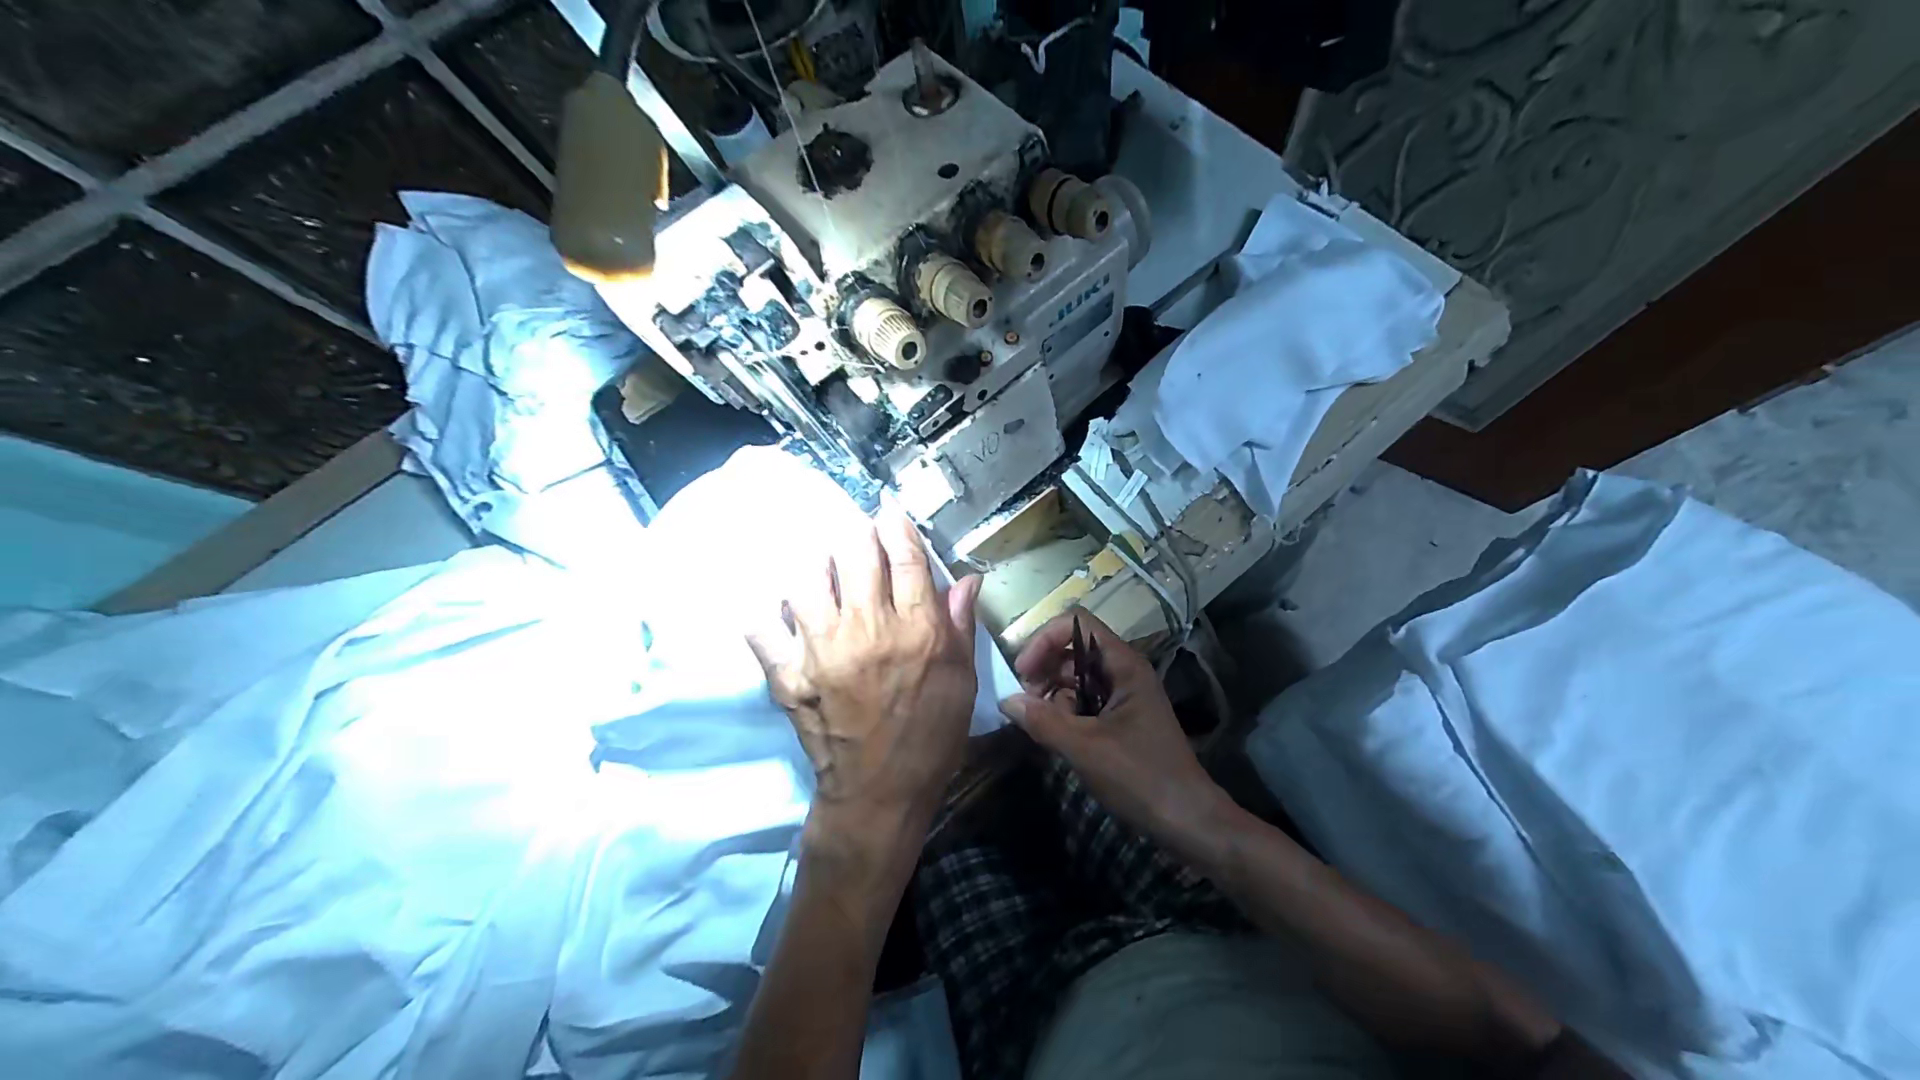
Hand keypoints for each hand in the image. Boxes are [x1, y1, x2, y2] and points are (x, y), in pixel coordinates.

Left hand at [747, 509, 984, 859]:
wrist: (880, 793)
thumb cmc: (931, 735)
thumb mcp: (962, 680)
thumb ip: (961, 624)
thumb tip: (966, 578)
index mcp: (918, 631)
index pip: (905, 557)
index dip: (896, 526)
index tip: (888, 514)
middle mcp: (869, 631)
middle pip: (853, 554)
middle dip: (855, 533)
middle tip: (855, 534)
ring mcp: (823, 652)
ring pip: (805, 580)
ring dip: (813, 565)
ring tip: (820, 567)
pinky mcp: (789, 676)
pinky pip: (763, 629)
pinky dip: (764, 615)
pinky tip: (774, 610)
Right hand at [1000, 611, 1228, 851]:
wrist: (1188, 821)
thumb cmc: (1141, 777)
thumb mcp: (1086, 749)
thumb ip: (1043, 721)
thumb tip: (1007, 700)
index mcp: (1124, 665)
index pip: (1076, 624)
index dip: (1044, 640)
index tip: (1022, 672)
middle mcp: (1124, 673)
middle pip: (1073, 649)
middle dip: (1044, 669)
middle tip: (1025, 702)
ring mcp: (1124, 696)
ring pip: (1076, 677)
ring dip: (1052, 693)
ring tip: (1039, 723)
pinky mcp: (1121, 720)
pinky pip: (1084, 702)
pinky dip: (1065, 712)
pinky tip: (1055, 735)